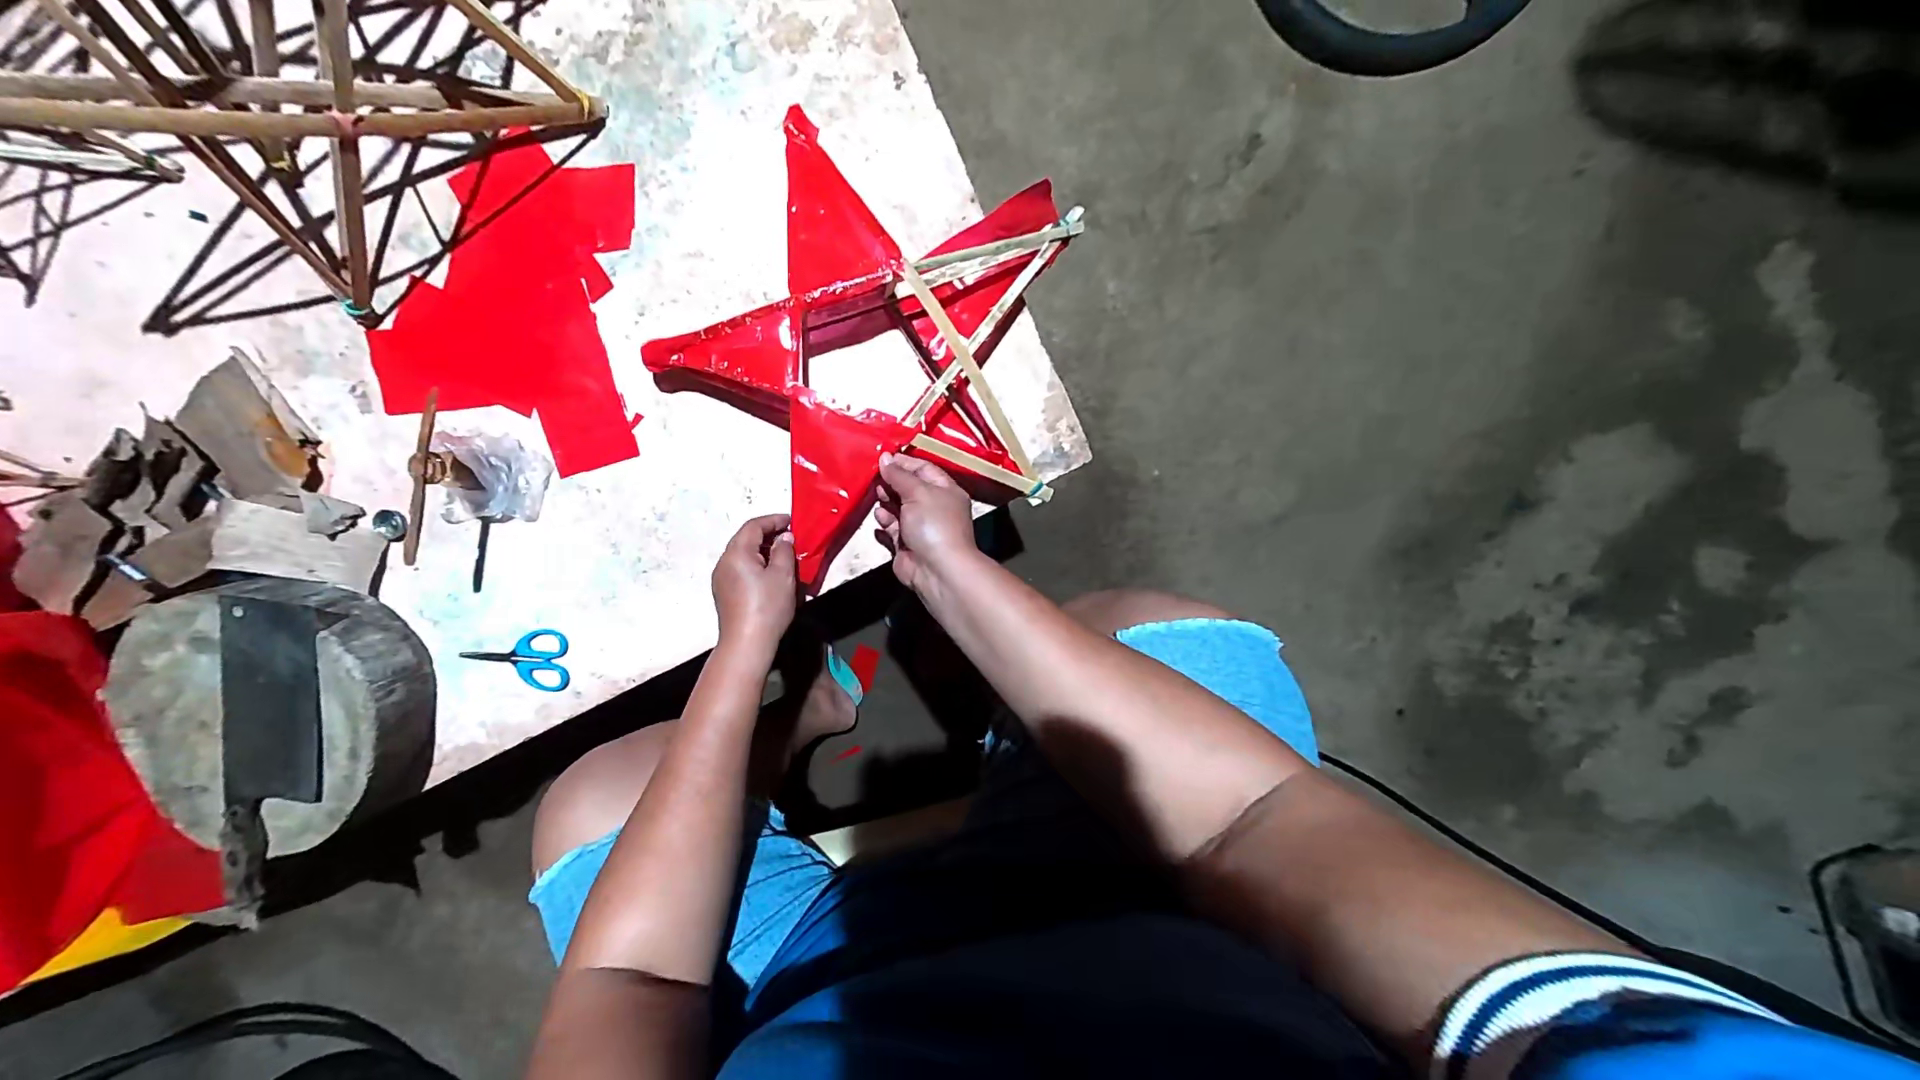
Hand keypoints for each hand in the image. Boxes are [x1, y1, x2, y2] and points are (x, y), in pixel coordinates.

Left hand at [712, 514, 795, 652]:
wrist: (747, 643)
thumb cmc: (767, 606)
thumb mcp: (783, 575)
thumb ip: (784, 550)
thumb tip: (783, 537)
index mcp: (736, 553)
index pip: (753, 526)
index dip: (773, 520)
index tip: (792, 522)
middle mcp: (724, 562)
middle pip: (745, 539)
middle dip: (768, 535)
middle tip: (790, 538)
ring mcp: (721, 579)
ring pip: (742, 555)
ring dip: (762, 551)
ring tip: (784, 556)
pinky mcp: (724, 593)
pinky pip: (740, 569)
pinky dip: (756, 564)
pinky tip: (771, 574)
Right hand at [873, 454, 980, 592]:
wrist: (938, 569)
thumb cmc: (934, 524)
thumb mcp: (918, 491)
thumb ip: (899, 475)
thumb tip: (885, 458)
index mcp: (945, 490)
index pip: (923, 469)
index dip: (904, 463)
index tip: (882, 458)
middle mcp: (933, 507)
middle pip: (908, 488)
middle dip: (891, 483)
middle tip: (874, 479)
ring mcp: (919, 527)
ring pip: (897, 508)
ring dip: (885, 503)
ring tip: (877, 499)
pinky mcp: (906, 545)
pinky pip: (891, 529)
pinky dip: (884, 524)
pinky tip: (879, 520)